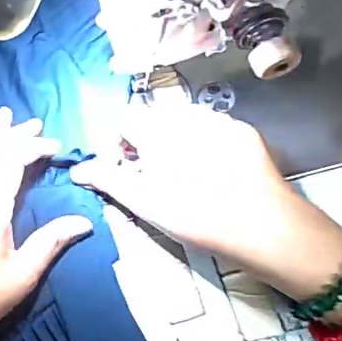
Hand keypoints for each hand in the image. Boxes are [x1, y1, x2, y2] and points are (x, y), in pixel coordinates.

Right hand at [71, 104, 341, 299]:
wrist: (262, 225)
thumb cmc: (195, 215)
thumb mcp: (144, 202)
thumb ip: (109, 180)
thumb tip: (79, 169)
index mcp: (157, 129)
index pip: (125, 119)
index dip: (120, 142)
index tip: (128, 167)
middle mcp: (187, 115)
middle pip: (155, 118)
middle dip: (149, 140)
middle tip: (156, 175)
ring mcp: (219, 120)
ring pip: (186, 121)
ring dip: (177, 139)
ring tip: (186, 174)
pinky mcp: (244, 131)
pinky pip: (214, 129)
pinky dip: (206, 142)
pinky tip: (214, 171)